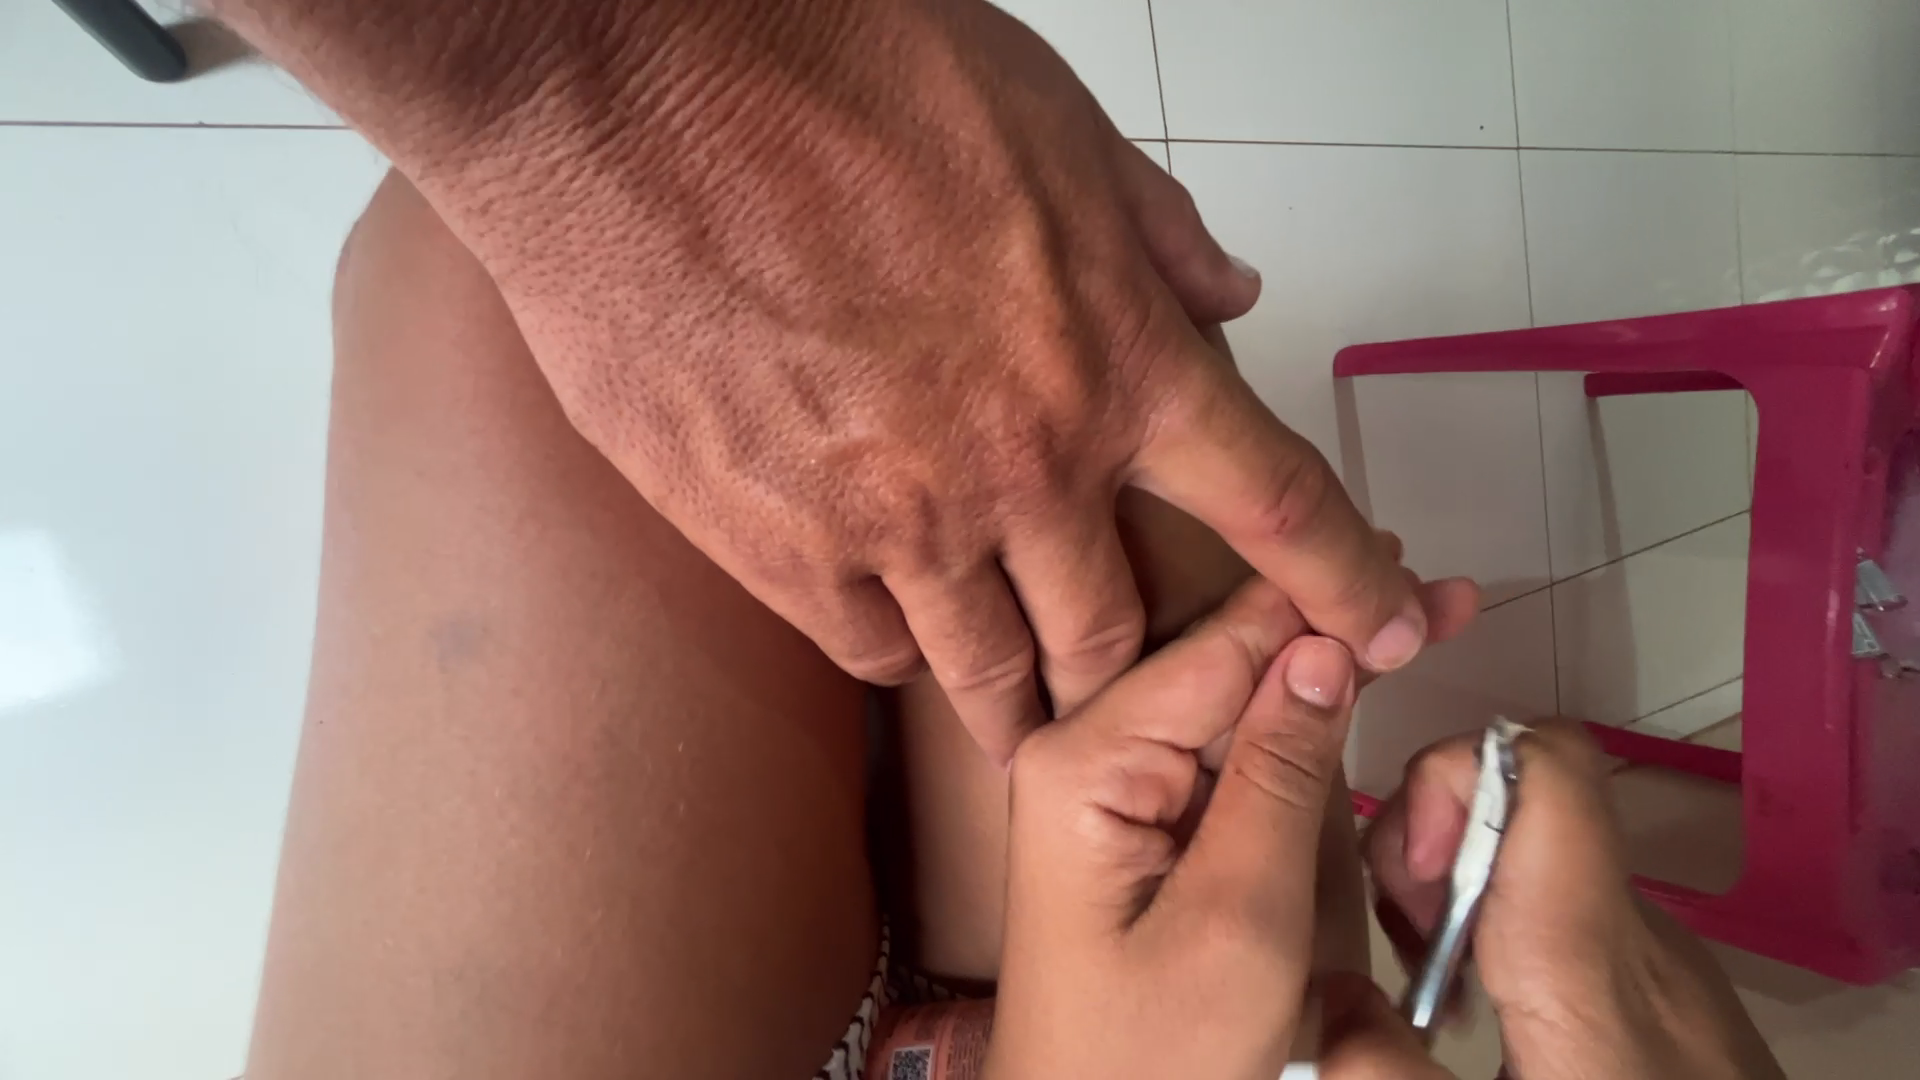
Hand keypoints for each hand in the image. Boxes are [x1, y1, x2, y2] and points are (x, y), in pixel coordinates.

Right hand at [215, 0, 1424, 761]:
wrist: (637, 107)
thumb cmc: (844, 83)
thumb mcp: (1043, 122)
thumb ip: (1152, 234)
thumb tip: (1227, 301)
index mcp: (1111, 363)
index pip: (1273, 505)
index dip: (1344, 581)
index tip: (1384, 635)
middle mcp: (1024, 471)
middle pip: (1115, 626)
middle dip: (1132, 671)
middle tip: (1129, 690)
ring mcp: (902, 526)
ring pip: (990, 665)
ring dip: (1017, 697)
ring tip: (1020, 719)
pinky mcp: (786, 552)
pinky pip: (874, 646)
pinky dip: (900, 649)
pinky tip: (895, 630)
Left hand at [987, 580, 1451, 1079]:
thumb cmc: (1153, 1062)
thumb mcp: (1237, 924)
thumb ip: (1279, 779)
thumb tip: (1321, 652)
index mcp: (1084, 757)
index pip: (1213, 652)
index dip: (1311, 611)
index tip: (1402, 571)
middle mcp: (1085, 747)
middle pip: (1220, 666)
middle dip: (1322, 630)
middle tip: (1423, 589)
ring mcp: (1107, 779)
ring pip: (1229, 704)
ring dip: (1317, 672)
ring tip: (1402, 618)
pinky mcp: (1135, 815)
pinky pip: (1222, 757)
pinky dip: (1293, 734)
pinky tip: (1342, 692)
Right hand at [1365, 719, 1785, 1079]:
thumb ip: (1387, 1069)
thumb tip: (1323, 990)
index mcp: (1584, 952)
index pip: (1546, 765)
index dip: (1453, 771)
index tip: (1416, 867)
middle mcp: (1628, 923)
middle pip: (1506, 787)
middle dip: (1421, 831)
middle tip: (1403, 927)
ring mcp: (1652, 942)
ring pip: (1520, 830)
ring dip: (1445, 869)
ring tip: (1429, 964)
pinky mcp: (1657, 965)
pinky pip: (1550, 880)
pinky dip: (1487, 905)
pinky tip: (1478, 987)